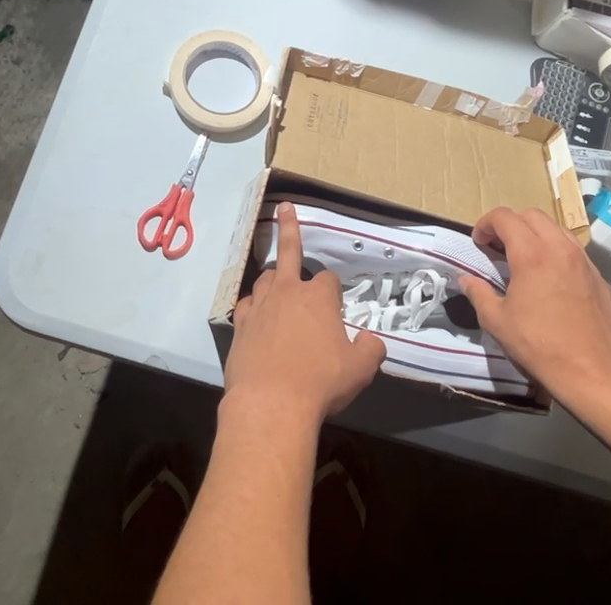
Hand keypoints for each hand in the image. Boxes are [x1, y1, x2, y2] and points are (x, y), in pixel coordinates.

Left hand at [224, 203, 385, 426]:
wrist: (271, 403)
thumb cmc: (320, 382)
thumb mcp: (360, 369)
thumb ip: (371, 349)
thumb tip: (370, 340)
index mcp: (318, 297)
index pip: (330, 281)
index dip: (335, 292)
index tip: (337, 308)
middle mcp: (287, 292)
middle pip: (289, 253)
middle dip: (289, 228)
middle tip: (285, 208)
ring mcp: (259, 307)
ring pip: (265, 279)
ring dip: (274, 278)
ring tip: (278, 280)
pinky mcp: (240, 326)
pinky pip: (247, 305)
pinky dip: (254, 306)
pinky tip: (256, 315)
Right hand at [460, 207, 610, 407]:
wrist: (593, 372)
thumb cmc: (539, 345)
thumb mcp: (496, 321)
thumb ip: (478, 294)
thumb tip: (466, 280)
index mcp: (531, 254)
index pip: (504, 217)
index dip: (485, 224)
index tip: (479, 243)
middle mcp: (560, 249)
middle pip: (532, 215)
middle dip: (510, 224)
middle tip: (498, 247)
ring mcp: (585, 262)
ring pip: (557, 229)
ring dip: (536, 234)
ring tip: (526, 258)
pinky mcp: (600, 279)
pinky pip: (575, 252)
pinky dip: (557, 253)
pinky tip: (552, 280)